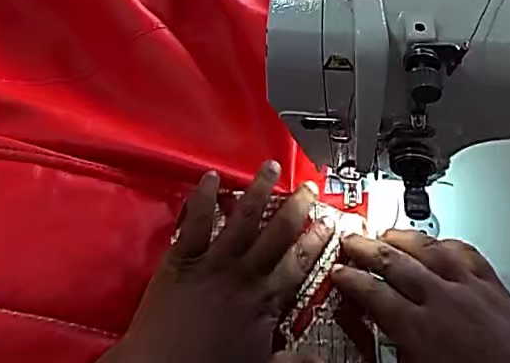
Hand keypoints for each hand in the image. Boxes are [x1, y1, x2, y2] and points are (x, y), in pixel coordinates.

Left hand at [100, 161, 333, 362]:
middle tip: (308, 187)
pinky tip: (211, 177)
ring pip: (242, 217)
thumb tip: (320, 357)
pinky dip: (204, 195)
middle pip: (276, 233)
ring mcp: (212, 261)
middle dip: (296, 207)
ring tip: (270, 167)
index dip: (315, 241)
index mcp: (262, 303)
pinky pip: (197, 219)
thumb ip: (291, 361)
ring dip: (258, 189)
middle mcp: (242, 274)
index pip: (297, 265)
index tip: (328, 222)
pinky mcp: (182, 256)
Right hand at [330, 230, 509, 362]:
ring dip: (400, 236)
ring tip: (385, 231)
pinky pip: (465, 252)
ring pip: (426, 247)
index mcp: (421, 330)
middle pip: (393, 260)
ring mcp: (471, 288)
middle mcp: (443, 300)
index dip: (350, 279)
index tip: (337, 271)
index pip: (373, 293)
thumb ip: (398, 354)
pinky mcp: (497, 287)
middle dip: (365, 246)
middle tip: (349, 239)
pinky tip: (438, 242)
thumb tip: (373, 346)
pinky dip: (445, 243)